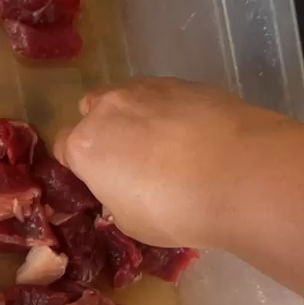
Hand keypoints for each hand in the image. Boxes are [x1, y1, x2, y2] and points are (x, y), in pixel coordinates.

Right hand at [53, 78, 303, 249]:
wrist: (240, 174)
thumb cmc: (172, 210)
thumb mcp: (129, 222)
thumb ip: (114, 198)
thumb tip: (121, 190)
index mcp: (84, 146)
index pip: (63, 149)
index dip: (78, 167)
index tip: (96, 183)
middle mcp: (109, 108)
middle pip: (92, 113)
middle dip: (104, 134)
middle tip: (129, 164)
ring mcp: (149, 89)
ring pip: (128, 99)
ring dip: (136, 119)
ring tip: (165, 150)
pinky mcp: (187, 82)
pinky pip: (164, 97)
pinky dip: (170, 113)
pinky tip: (193, 138)